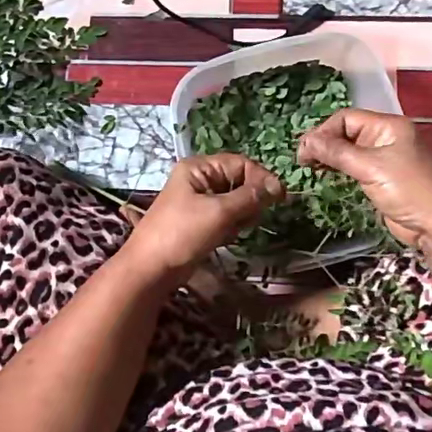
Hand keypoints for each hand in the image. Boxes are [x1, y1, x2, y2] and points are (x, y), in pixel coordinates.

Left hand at [120, 154, 285, 275]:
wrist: (152, 268)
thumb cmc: (182, 233)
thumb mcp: (219, 211)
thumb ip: (250, 197)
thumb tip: (278, 186)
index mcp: (198, 168)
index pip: (240, 163)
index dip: (261, 178)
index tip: (280, 197)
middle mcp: (199, 180)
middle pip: (239, 181)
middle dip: (249, 200)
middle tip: (248, 218)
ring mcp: (200, 202)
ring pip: (236, 202)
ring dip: (240, 216)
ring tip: (231, 230)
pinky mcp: (202, 222)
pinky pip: (227, 218)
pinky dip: (231, 227)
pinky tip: (224, 238)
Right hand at [295, 108, 431, 246]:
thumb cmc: (409, 191)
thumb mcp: (370, 167)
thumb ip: (336, 152)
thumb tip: (305, 142)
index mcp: (388, 126)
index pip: (345, 118)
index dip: (323, 131)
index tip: (305, 151)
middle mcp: (385, 138)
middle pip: (345, 132)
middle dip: (323, 143)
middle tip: (303, 161)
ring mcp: (384, 158)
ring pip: (348, 149)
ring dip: (328, 156)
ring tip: (310, 168)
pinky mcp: (381, 178)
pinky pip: (354, 166)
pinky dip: (338, 168)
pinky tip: (326, 174)